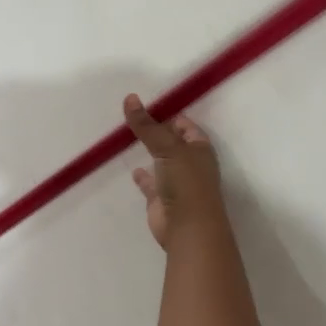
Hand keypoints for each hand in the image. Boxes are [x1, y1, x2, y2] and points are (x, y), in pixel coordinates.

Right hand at [124, 94, 224, 248]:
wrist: (187, 227)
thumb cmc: (186, 183)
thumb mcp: (167, 148)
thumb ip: (147, 126)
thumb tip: (130, 98)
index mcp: (199, 148)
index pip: (184, 124)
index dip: (167, 114)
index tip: (143, 106)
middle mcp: (189, 163)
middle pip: (171, 141)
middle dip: (155, 131)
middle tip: (130, 118)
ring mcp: (176, 181)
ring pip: (161, 161)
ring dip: (149, 152)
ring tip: (126, 139)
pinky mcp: (161, 199)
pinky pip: (151, 183)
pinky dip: (143, 176)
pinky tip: (133, 169)